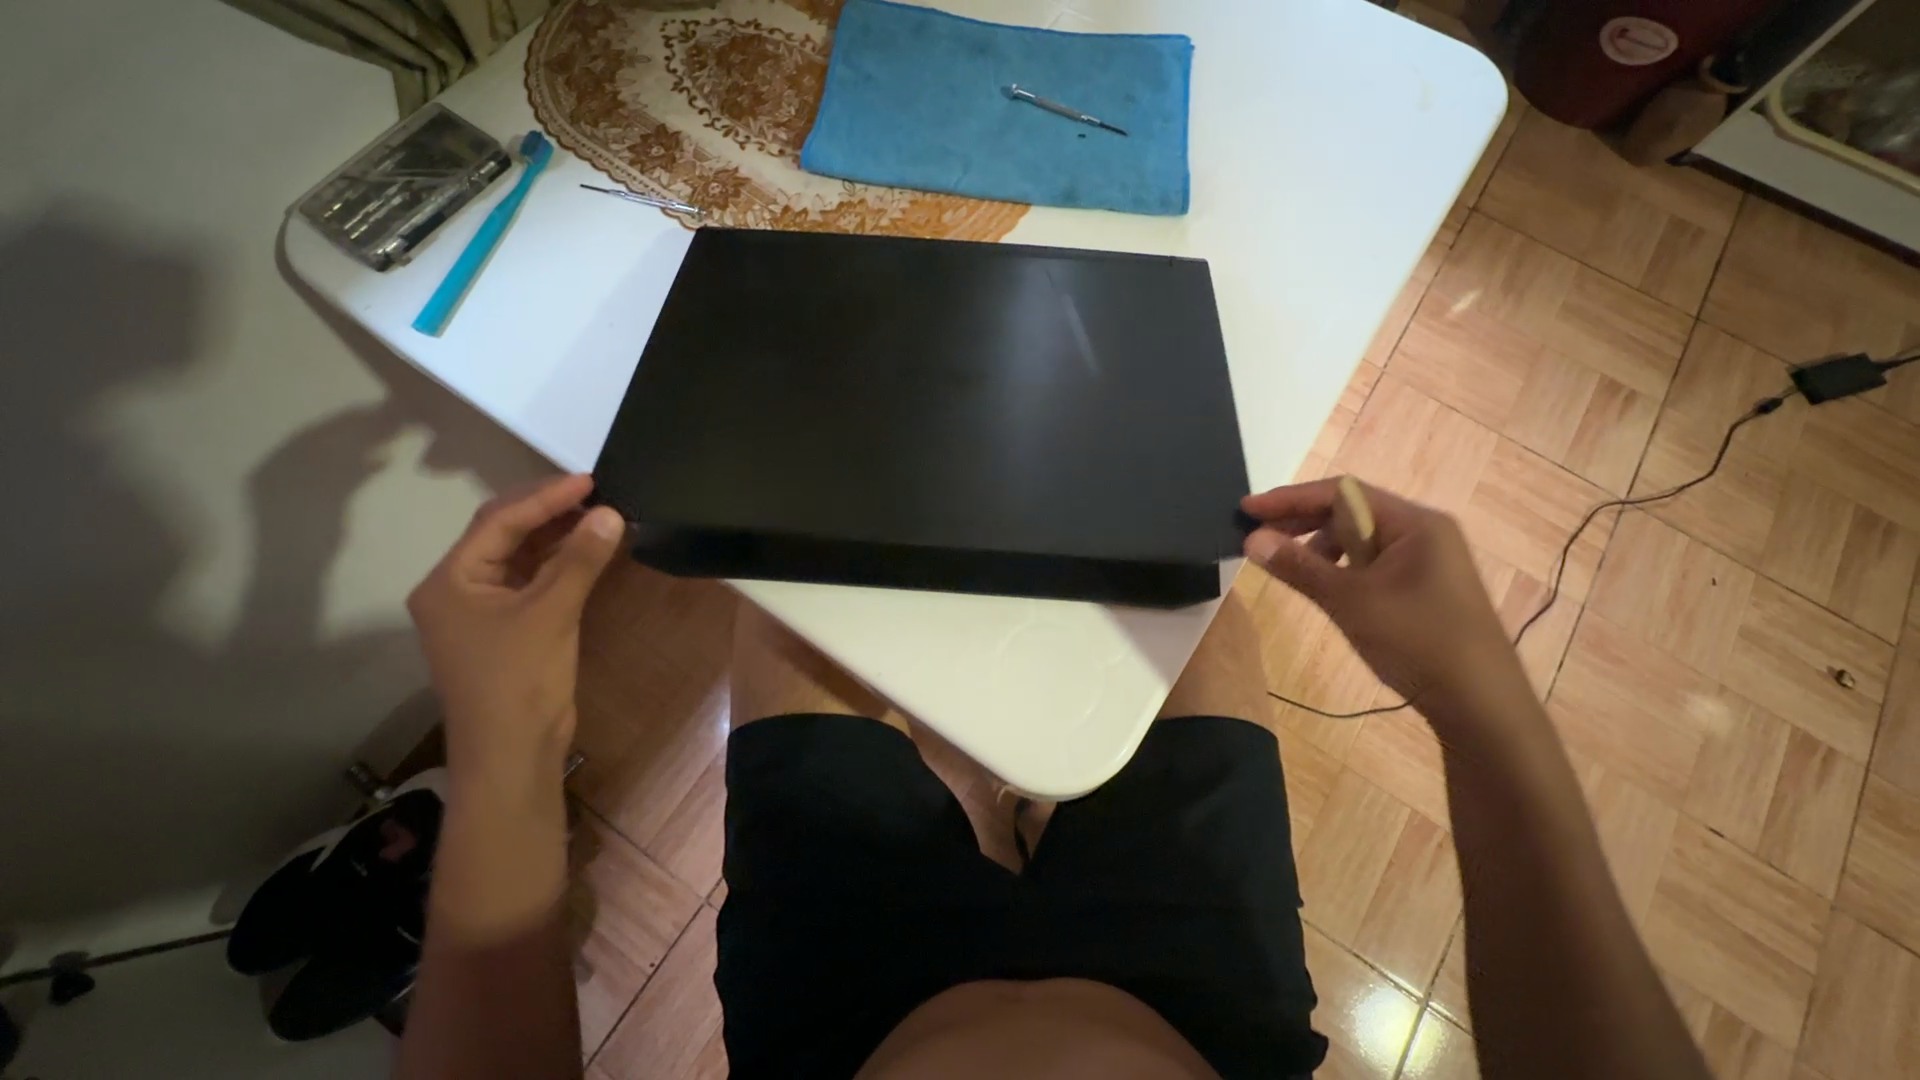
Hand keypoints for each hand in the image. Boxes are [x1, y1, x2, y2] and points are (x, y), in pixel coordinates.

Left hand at [408, 474, 624, 784]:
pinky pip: (532, 583)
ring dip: (557, 537)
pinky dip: (559, 566)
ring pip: (520, 559)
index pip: (499, 522)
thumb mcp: (551, 614)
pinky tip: (588, 552)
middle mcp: (459, 589)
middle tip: (595, 493)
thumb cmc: (518, 680)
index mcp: (450, 580)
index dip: (546, 498)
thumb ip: (579, 560)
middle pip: (503, 534)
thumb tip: (612, 514)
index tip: (589, 481)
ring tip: (599, 516)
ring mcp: (483, 611)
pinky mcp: (508, 629)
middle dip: (548, 512)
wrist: (512, 752)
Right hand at [1241, 477, 1530, 723]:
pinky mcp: (1424, 586)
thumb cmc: (1416, 642)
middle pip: (1350, 510)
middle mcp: (1424, 531)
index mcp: (1415, 523)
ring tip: (1287, 567)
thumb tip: (1252, 539)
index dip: (1289, 499)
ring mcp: (1427, 559)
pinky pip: (1372, 561)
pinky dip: (1341, 567)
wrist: (1480, 702)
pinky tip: (1323, 586)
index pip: (1341, 492)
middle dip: (1301, 522)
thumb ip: (1299, 566)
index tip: (1247, 510)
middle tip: (1256, 537)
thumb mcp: (1349, 601)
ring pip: (1360, 538)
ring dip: (1319, 546)